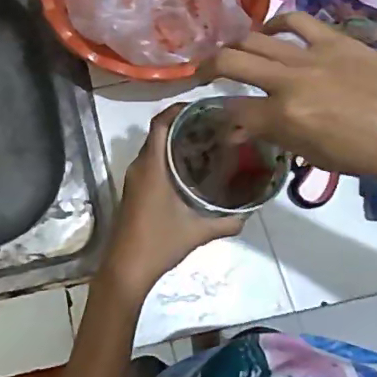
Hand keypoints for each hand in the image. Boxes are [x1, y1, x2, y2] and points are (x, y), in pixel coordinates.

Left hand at [100, 104, 245, 296]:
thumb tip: (250, 212)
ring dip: (176, 140)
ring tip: (208, 141)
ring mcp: (135, 179)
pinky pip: (152, 162)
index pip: (160, 123)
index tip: (204, 107)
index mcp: (152, 167)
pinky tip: (192, 168)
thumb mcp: (198, 232)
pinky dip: (170, 156)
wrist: (125, 269)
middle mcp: (140, 167)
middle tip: (214, 124)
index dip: (179, 109)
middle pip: (159, 132)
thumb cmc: (158, 244)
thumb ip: (227, 221)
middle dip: (184, 123)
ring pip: (155, 147)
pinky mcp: (135, 191)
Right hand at [209, 12, 376, 190]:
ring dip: (236, 45)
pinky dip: (275, 25)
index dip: (216, 117)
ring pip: (255, 38)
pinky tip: (271, 33)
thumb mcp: (320, 158)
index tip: (212, 120)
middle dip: (207, 68)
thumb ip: (282, 137)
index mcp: (287, 119)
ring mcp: (312, 54)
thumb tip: (255, 126)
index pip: (233, 112)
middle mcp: (290, 81)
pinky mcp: (335, 38)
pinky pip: (294, 21)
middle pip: (231, 62)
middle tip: (202, 76)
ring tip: (231, 53)